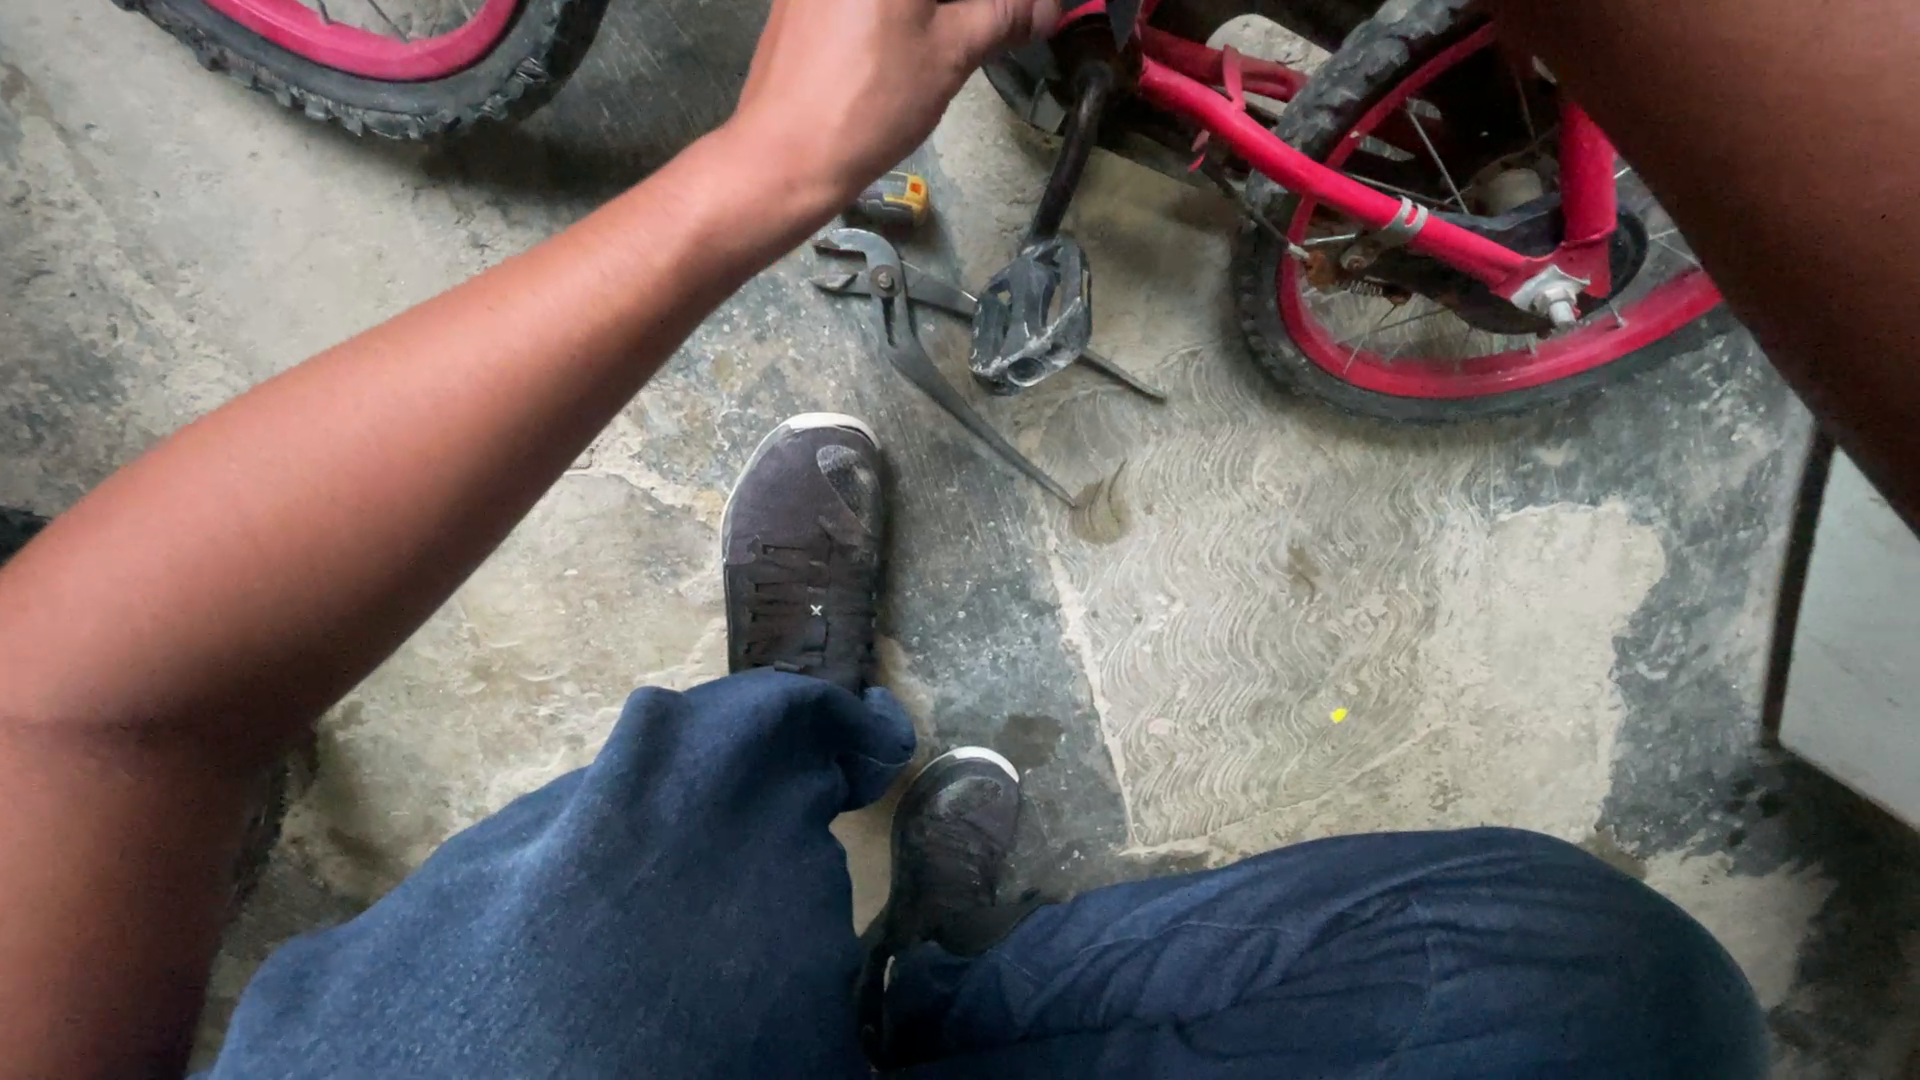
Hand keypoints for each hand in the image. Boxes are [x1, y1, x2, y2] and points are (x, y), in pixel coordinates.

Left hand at [727, 0, 1059, 216]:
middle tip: (1002, 26)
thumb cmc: (869, 104)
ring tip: (969, 33)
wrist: (786, 155)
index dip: (1003, 3)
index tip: (1026, 17)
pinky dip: (903, 12)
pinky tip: (917, 39)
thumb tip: (1048, 6)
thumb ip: (1001, 16)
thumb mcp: (948, 55)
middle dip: (969, 7)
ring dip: (940, 9)